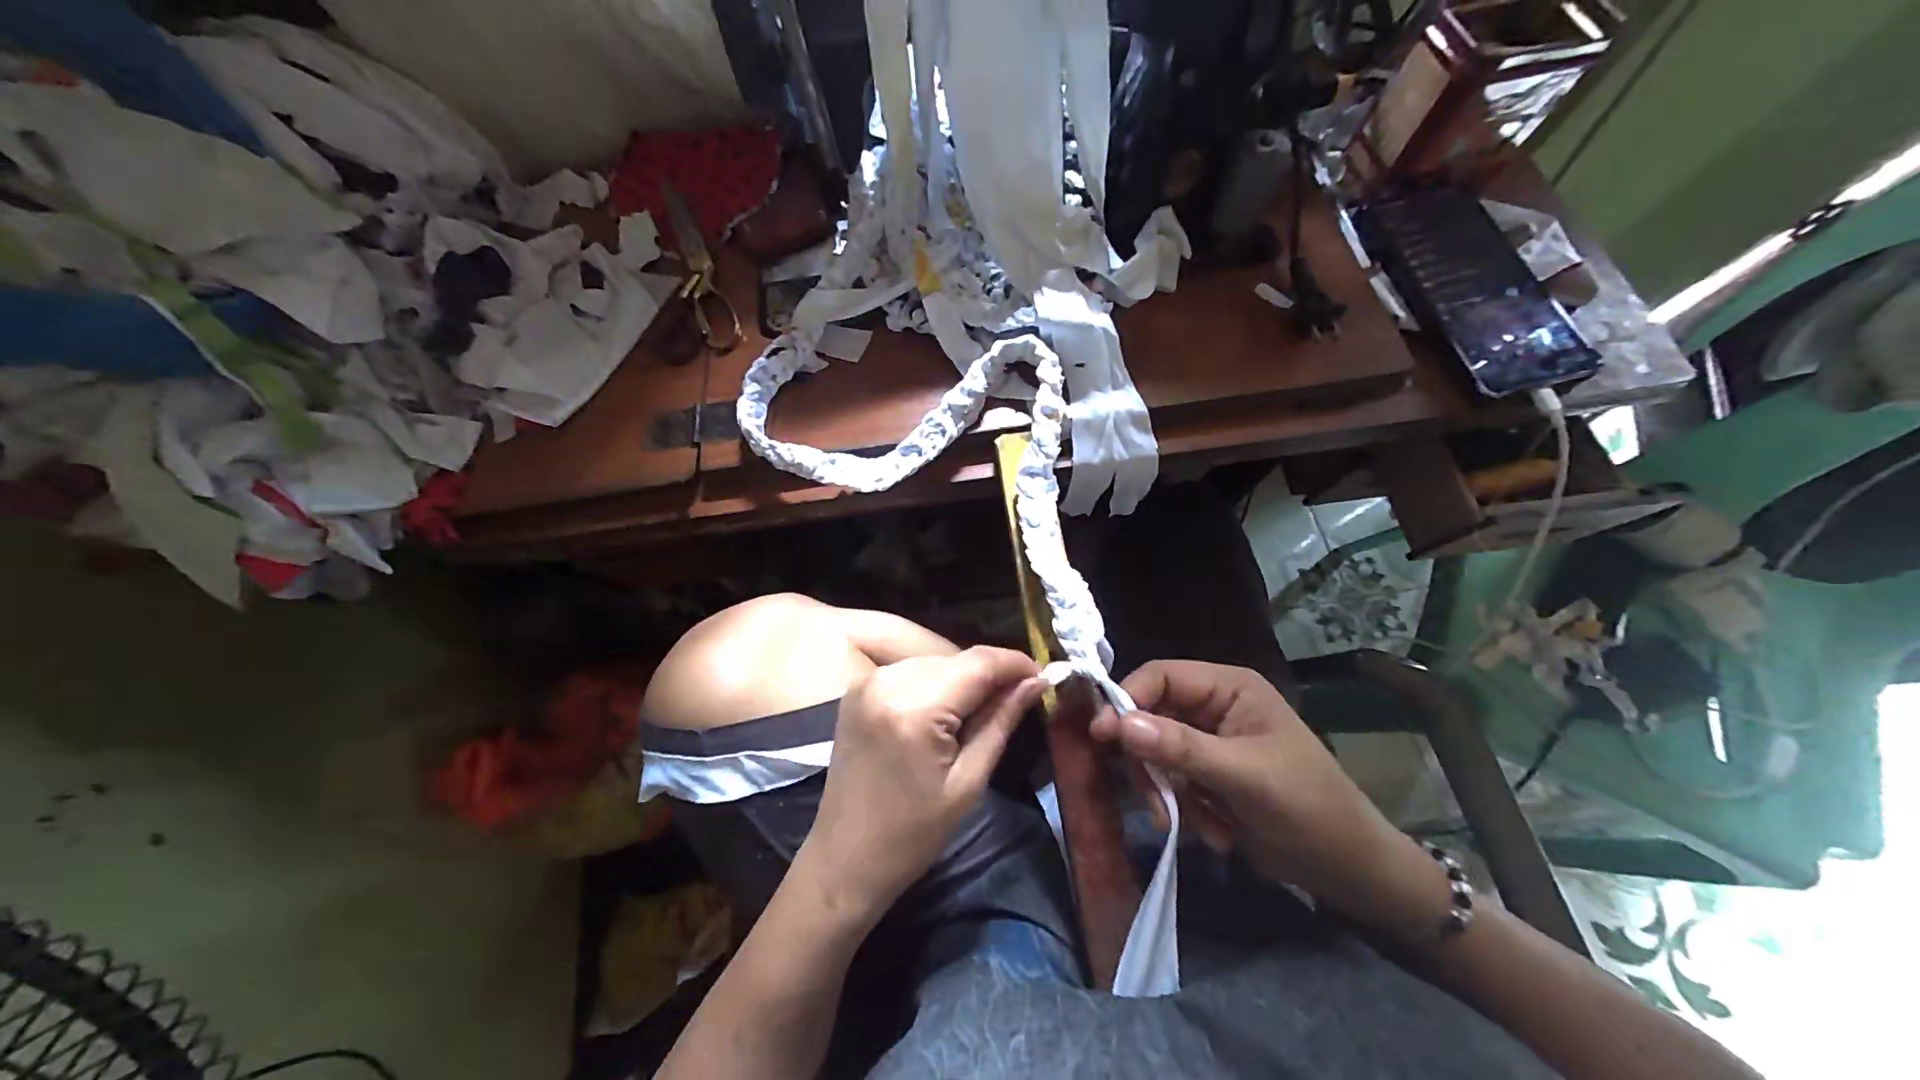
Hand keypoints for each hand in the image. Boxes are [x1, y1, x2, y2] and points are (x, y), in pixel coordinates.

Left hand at [795, 646, 1042, 924]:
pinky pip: (912, 669)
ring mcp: (867, 682)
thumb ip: (1001, 721)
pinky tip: (949, 708)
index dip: (1017, 663)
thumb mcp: (969, 781)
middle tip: (1021, 697)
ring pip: (936, 659)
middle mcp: (886, 681)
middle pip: (957, 657)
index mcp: (914, 707)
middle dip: (993, 672)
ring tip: (986, 708)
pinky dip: (938, 680)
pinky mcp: (858, 689)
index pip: (979, 662)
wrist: (846, 857)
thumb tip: (1038, 681)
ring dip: (966, 676)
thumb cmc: (913, 833)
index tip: (1046, 675)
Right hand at [1090, 659, 1447, 938]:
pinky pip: (1171, 782)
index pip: (1160, 676)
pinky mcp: (1206, 775)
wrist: (1350, 870)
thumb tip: (1117, 724)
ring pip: (1155, 753)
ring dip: (1170, 794)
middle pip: (1151, 716)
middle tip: (1157, 803)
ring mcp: (1209, 742)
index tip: (1102, 736)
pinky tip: (1217, 833)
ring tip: (1199, 826)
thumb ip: (1181, 748)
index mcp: (1229, 687)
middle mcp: (1214, 706)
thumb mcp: (1245, 777)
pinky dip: (1184, 809)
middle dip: (1152, 763)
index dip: (1127, 700)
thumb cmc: (1308, 809)